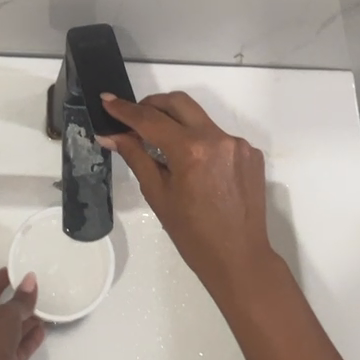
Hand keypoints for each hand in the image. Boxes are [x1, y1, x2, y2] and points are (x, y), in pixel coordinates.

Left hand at [0, 268, 46, 359]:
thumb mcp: (4, 318)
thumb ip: (20, 300)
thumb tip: (31, 279)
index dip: (6, 277)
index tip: (24, 266)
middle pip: (4, 308)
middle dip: (22, 299)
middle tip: (45, 285)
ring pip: (14, 328)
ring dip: (29, 319)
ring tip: (50, 305)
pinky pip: (21, 346)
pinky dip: (31, 338)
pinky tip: (45, 329)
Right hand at [98, 92, 282, 302]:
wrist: (240, 259)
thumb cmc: (192, 235)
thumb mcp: (157, 195)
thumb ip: (136, 157)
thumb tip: (110, 135)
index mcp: (191, 150)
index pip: (150, 120)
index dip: (125, 110)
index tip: (107, 100)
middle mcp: (217, 137)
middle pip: (178, 103)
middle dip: (153, 104)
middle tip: (135, 119)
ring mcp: (238, 143)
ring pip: (200, 119)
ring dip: (178, 124)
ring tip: (164, 147)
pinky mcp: (251, 152)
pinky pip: (218, 137)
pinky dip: (201, 143)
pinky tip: (196, 168)